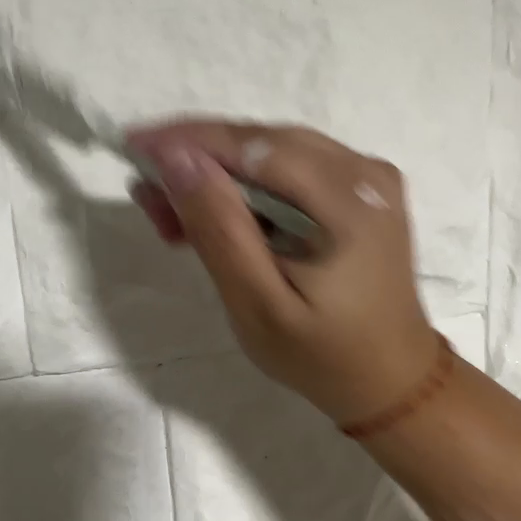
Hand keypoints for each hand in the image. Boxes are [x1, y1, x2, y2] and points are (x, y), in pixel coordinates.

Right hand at [125, 119, 440, 424]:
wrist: (388, 380)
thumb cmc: (321, 355)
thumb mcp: (258, 304)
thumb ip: (219, 229)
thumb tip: (176, 158)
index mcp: (349, 199)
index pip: (255, 146)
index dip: (188, 140)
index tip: (132, 146)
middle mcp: (364, 171)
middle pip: (262, 144)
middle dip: (197, 162)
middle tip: (146, 198)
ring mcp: (366, 178)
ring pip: (271, 155)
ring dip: (217, 177)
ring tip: (171, 218)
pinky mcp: (358, 191)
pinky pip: (289, 172)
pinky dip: (246, 189)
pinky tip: (212, 218)